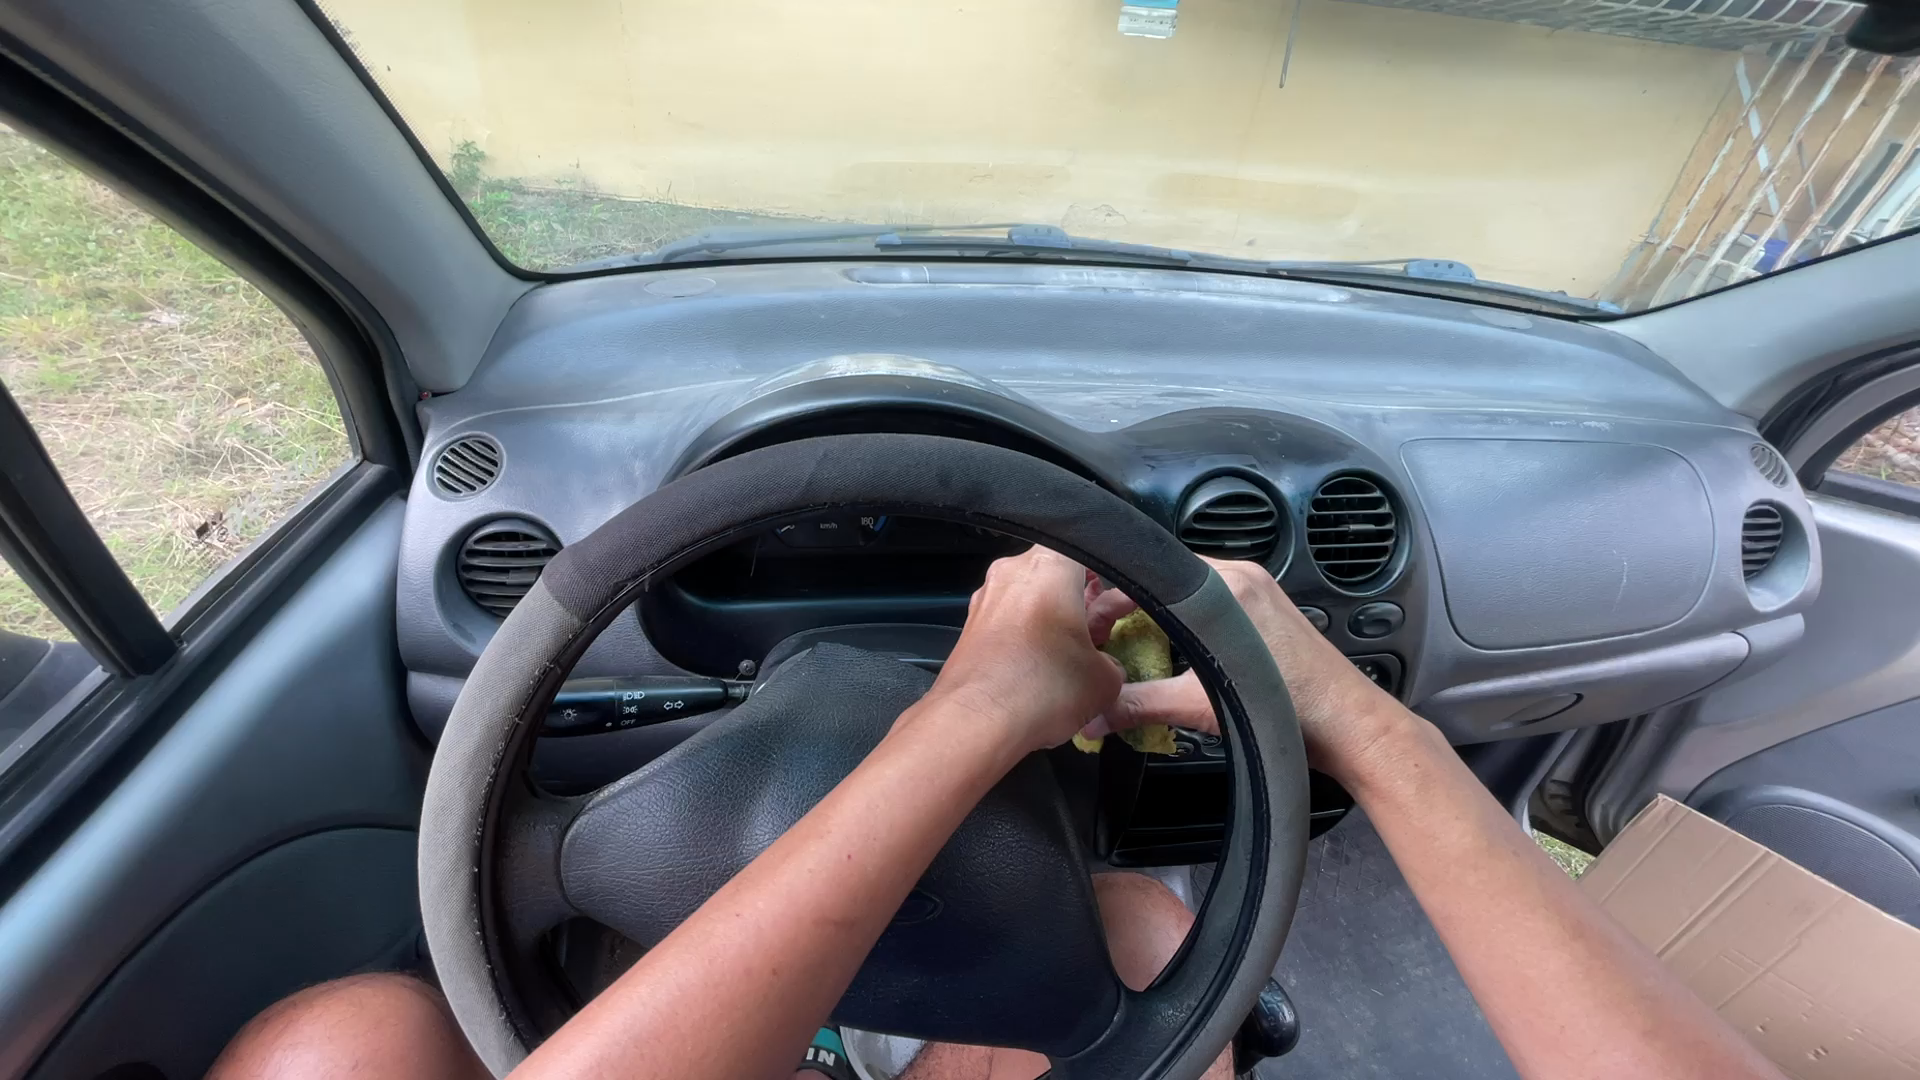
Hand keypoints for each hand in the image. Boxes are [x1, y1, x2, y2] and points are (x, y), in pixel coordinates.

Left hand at [923, 546, 1125, 755]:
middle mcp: (1012, 571)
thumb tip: (1105, 668)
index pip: (1084, 550)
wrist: (976, 722)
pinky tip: (1036, 668)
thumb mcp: (1104, 680)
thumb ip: (1111, 663)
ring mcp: (986, 598)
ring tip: (1067, 654)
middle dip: (1076, 599)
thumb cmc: (1042, 686)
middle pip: (1053, 573)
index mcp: (1050, 565)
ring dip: (1049, 618)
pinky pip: (1006, 620)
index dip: (1103, 574)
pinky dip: (1023, 636)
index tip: (1112, 597)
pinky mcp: (969, 627)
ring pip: (1027, 596)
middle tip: (1095, 631)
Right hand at [1083, 558, 1405, 780]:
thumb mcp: (1198, 706)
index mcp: (1223, 586)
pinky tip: (1176, 644)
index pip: (1146, 575)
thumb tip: (1094, 717)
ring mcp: (1259, 589)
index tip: (1090, 629)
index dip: (1108, 601)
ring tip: (1131, 639)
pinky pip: (1211, 599)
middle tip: (1102, 633)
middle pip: (1164, 577)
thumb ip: (1138, 706)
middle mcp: (1241, 576)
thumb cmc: (1291, 709)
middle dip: (1128, 603)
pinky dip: (1184, 617)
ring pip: (1187, 588)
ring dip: (1156, 610)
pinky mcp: (1269, 607)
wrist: (1353, 728)